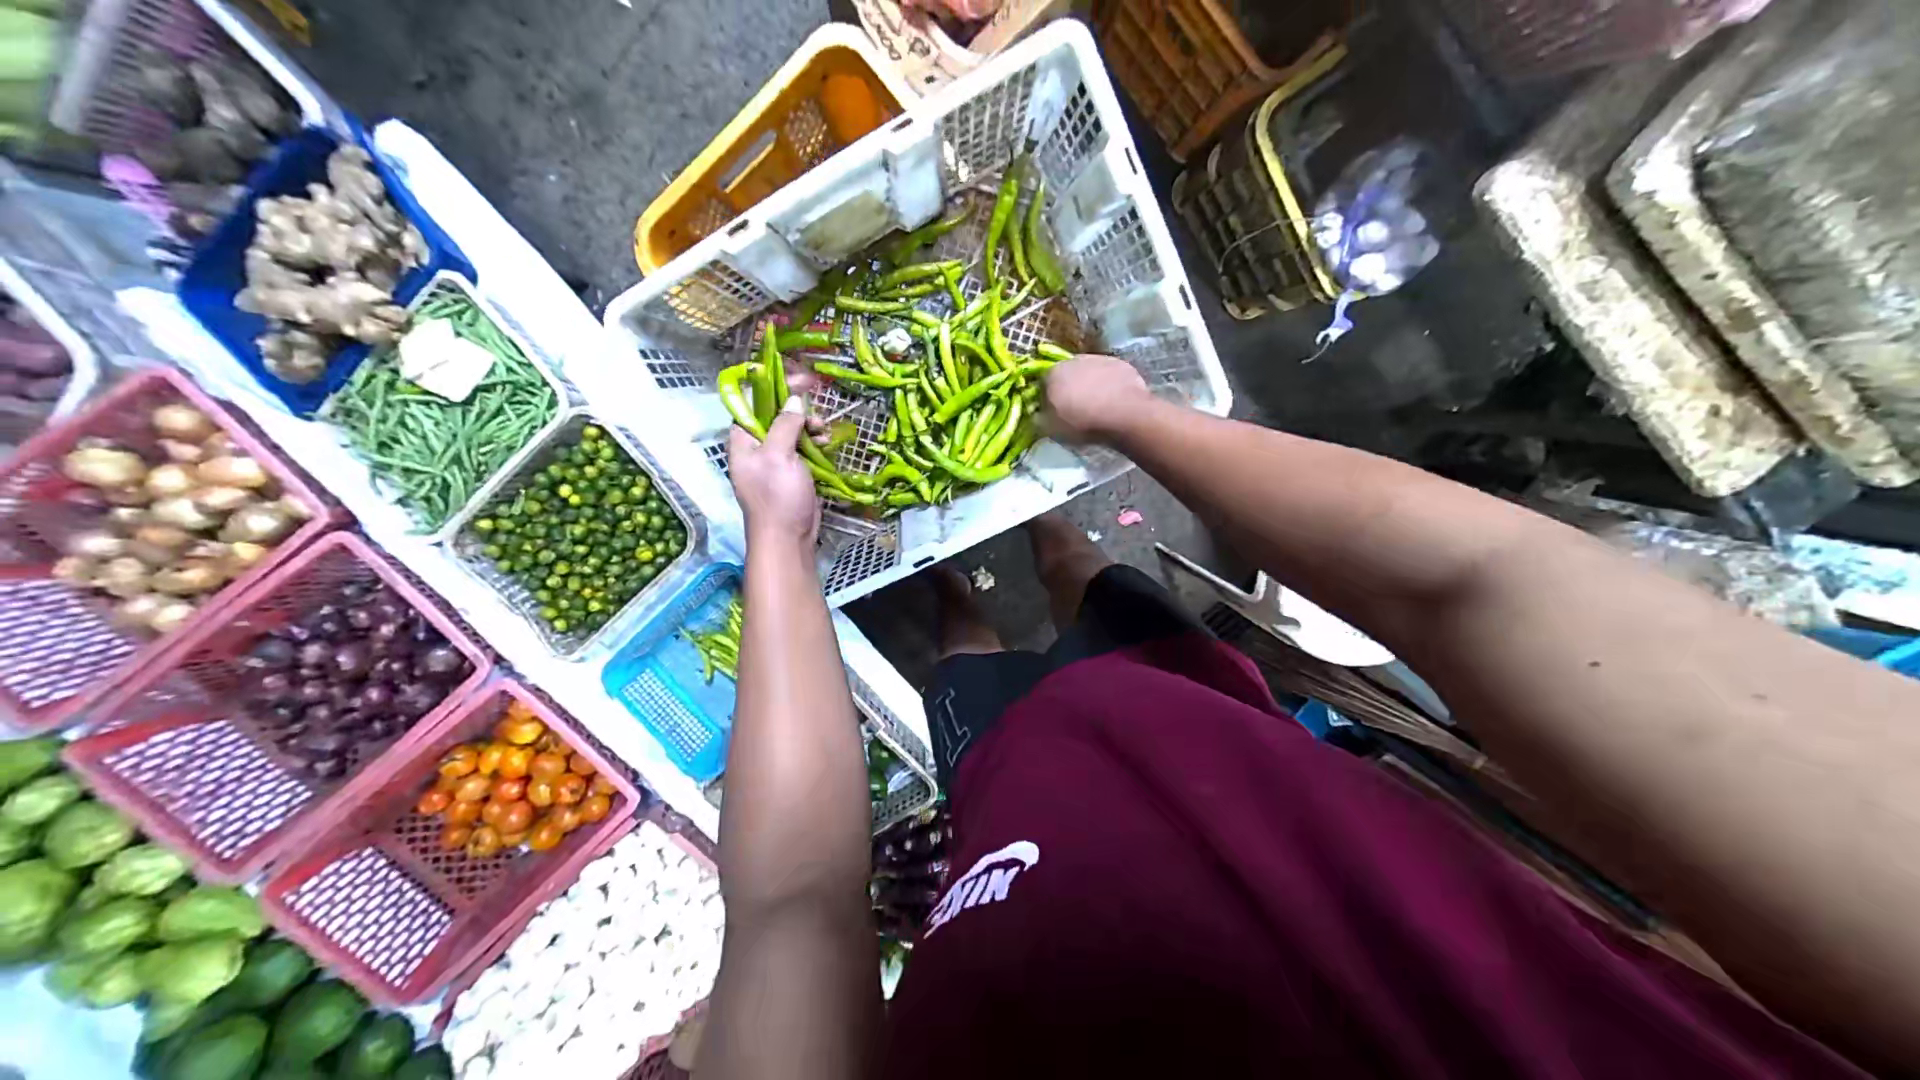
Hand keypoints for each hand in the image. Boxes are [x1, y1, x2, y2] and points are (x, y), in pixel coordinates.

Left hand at [730, 396, 819, 548]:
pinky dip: (814, 442)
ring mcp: (775, 460)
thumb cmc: (777, 496)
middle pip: (775, 414)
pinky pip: (802, 448)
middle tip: (816, 404)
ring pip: (792, 430)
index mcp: (743, 440)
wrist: (788, 538)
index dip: (773, 387)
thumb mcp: (778, 455)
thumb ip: (784, 424)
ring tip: (822, 430)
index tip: (797, 378)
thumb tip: (794, 400)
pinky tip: (825, 443)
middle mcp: (756, 447)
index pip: (752, 402)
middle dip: (796, 407)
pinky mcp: (792, 472)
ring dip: (808, 425)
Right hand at [1041, 354, 1151, 442]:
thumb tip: (1038, 414)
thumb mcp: (1052, 429)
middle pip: (1067, 372)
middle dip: (1069, 386)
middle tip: (1074, 406)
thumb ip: (1040, 418)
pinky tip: (1113, 399)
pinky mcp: (1121, 364)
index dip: (1047, 395)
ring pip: (1089, 371)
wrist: (1124, 415)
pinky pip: (1109, 374)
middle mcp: (1074, 360)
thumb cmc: (1082, 423)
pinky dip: (1108, 383)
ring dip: (1089, 383)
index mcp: (1053, 373)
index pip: (1042, 381)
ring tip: (1096, 404)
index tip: (1052, 409)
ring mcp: (1099, 359)